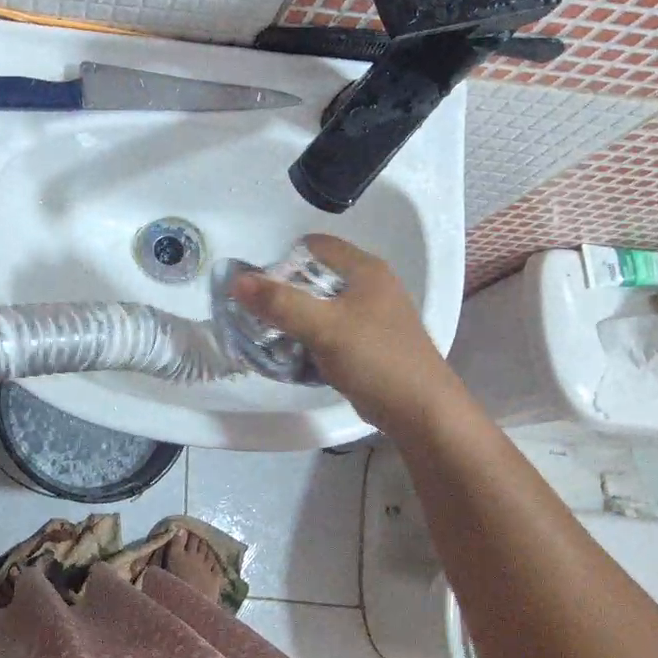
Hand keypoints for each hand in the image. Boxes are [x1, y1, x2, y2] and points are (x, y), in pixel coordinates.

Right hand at [232, 234, 463, 427]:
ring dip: (295, 317)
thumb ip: (279, 302)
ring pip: (321, 306)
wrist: (421, 411)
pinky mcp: (369, 344)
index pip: (316, 246)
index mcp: (366, 270)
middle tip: (257, 310)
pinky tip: (293, 354)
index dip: (284, 258)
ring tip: (268, 334)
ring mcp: (372, 317)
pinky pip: (330, 331)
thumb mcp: (323, 327)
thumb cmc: (375, 359)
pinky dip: (309, 338)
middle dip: (284, 291)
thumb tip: (236, 280)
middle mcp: (372, 287)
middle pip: (316, 276)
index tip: (258, 283)